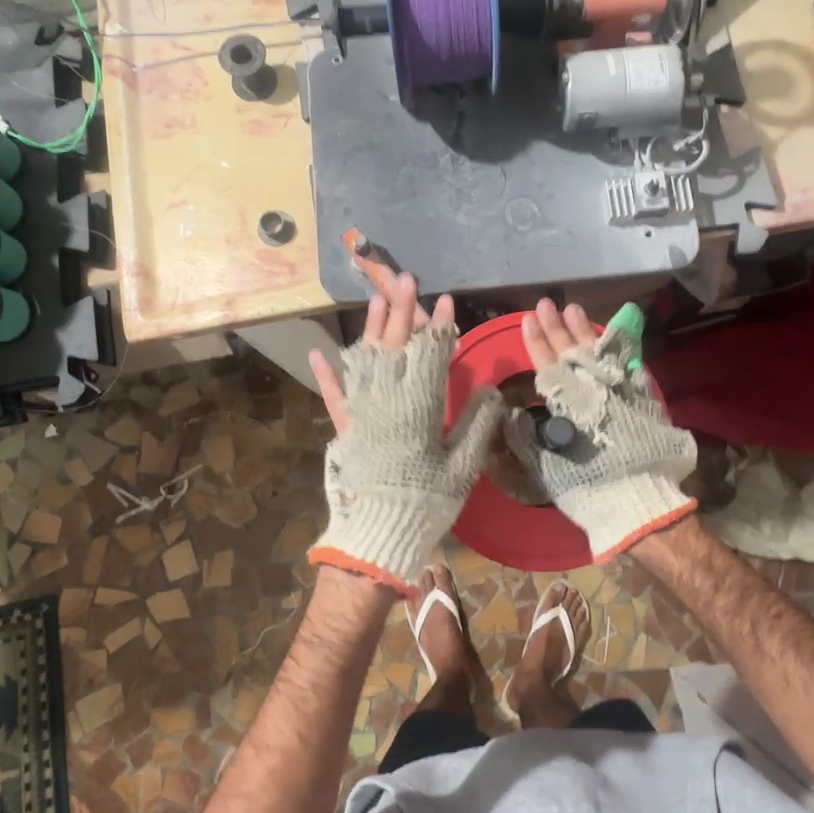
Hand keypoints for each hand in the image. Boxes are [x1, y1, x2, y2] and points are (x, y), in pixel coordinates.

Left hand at [305, 273, 503, 594]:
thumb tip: (494, 391)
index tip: (447, 302)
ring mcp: (363, 412)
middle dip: (402, 311)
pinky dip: (327, 374)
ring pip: (365, 361)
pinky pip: (334, 395)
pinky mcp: (345, 429)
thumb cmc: (427, 501)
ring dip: (369, 329)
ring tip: (375, 299)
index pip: (433, 356)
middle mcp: (388, 400)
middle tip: (405, 279)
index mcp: (421, 407)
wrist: (380, 533)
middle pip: (396, 347)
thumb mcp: (463, 467)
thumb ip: (478, 425)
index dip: (441, 328)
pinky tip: (319, 352)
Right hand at [507, 298, 697, 561]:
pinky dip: (619, 348)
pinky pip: (628, 365)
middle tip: (546, 304)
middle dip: (556, 328)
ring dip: (584, 331)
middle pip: (571, 351)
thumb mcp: (544, 466)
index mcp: (566, 403)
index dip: (536, 341)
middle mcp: (593, 389)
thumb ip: (524, 437)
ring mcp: (620, 391)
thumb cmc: (586, 486)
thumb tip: (507, 413)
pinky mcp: (642, 399)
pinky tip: (613, 337)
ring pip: (599, 352)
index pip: (546, 364)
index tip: (527, 318)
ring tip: (574, 310)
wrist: (637, 499)